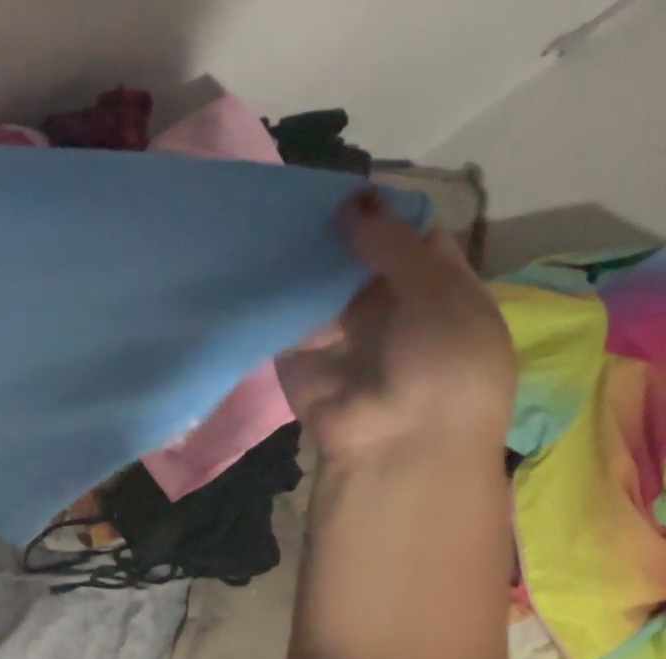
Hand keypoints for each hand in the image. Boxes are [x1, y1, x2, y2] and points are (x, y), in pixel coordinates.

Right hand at [276, 192, 516, 461]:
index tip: (344, 187)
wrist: (396, 439)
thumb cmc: (442, 363)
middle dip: (332, 234)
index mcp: (439, 289)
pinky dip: (268, 296)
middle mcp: (387, 306)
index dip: (382, 213)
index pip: (409, 240)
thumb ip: (392, 247)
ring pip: (316, 285)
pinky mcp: (294, 352)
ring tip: (264, 223)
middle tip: (293, 199)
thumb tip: (354, 200)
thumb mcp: (438, 293)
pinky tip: (248, 264)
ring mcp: (338, 331)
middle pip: (356, 260)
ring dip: (298, 262)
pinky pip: (281, 317)